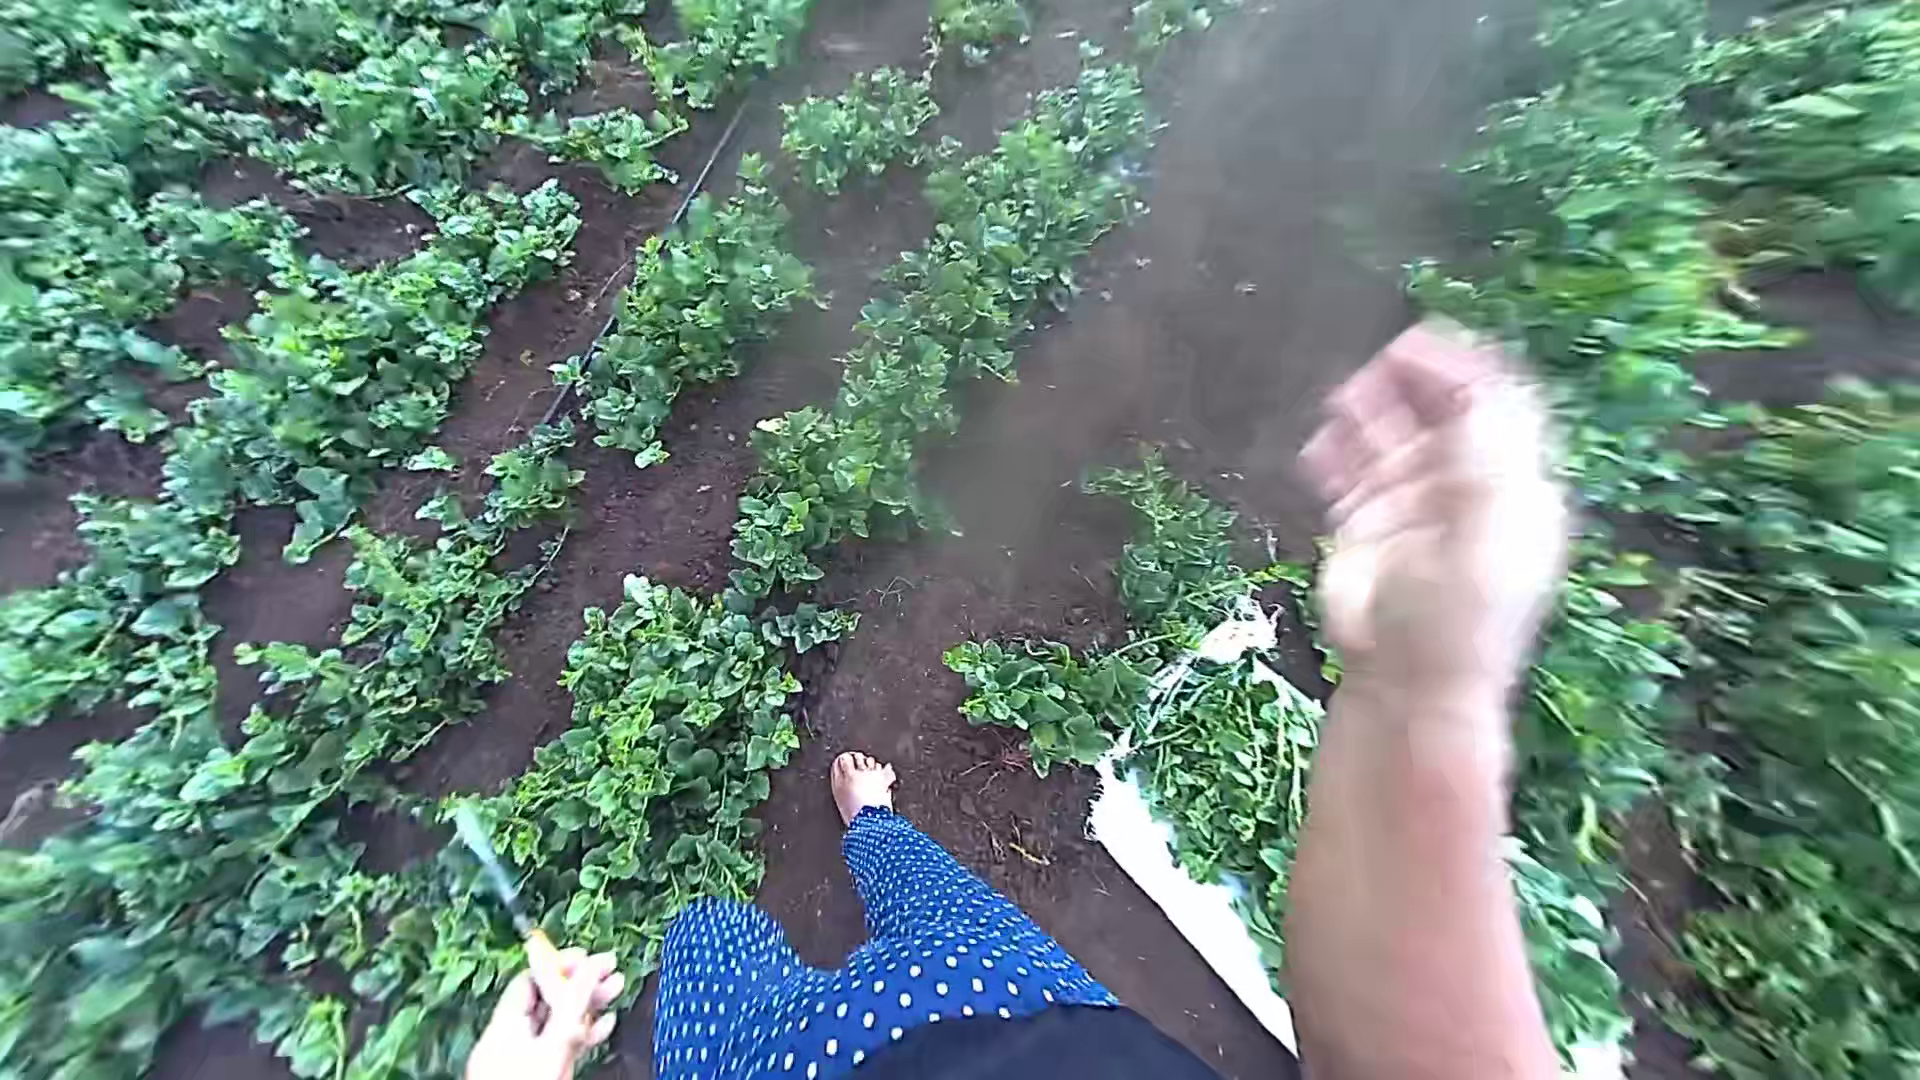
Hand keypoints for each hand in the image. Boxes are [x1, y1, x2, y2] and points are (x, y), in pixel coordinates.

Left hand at [465, 949, 625, 1079]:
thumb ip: (574, 1001)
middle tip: (614, 971)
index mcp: (503, 1028)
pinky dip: (586, 1033)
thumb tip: (594, 962)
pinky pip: (562, 1046)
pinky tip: (606, 1027)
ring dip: (591, 1004)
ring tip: (618, 991)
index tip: (592, 959)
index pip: (530, 980)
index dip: (560, 965)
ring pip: (559, 1021)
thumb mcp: (555, 1043)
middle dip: (584, 983)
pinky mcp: (539, 1076)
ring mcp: (524, 1061)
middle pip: (548, 999)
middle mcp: (511, 1040)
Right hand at [1301, 319, 1565, 701]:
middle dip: (1408, 387)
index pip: (1492, 410)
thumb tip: (1472, 395)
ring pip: (1384, 445)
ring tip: (1337, 398)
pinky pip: (1344, 478)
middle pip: (1435, 419)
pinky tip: (1316, 448)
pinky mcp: (1360, 525)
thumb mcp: (1485, 535)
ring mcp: (1405, 507)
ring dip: (1365, 419)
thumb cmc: (1456, 615)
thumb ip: (1479, 462)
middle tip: (1373, 363)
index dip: (1461, 370)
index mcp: (1508, 487)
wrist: (1405, 676)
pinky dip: (1330, 459)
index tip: (1419, 341)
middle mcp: (1457, 488)